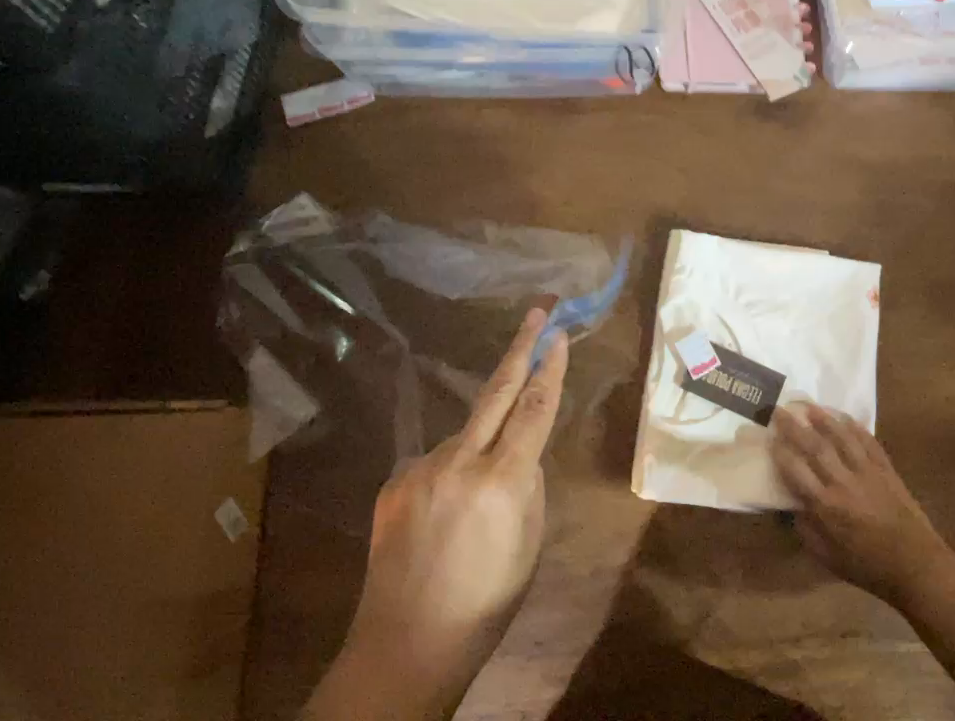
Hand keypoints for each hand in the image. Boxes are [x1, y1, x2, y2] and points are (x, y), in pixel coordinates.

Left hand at [340, 309, 568, 691]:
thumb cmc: (487, 602)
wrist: (408, 641)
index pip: (534, 410)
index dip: (550, 370)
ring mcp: (420, 468)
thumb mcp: (529, 543)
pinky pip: (435, 462)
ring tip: (479, 502)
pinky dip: (451, 475)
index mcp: (502, 482)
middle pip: (495, 391)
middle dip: (519, 347)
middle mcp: (459, 462)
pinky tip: (446, 517)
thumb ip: (528, 486)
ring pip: (464, 436)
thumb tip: (521, 452)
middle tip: (536, 312)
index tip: (559, 336)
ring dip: (481, 447)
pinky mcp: (394, 481)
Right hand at [770, 404, 954, 605]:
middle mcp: (844, 483)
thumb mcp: (827, 558)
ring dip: (824, 420)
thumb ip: (806, 530)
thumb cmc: (868, 566)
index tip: (769, 437)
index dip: (780, 452)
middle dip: (795, 427)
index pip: (796, 470)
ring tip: (809, 406)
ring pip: (842, 438)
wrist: (916, 565)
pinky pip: (869, 443)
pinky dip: (856, 428)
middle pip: (815, 447)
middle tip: (779, 410)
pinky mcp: (887, 470)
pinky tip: (845, 418)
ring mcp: (868, 473)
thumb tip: (792, 507)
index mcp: (826, 506)